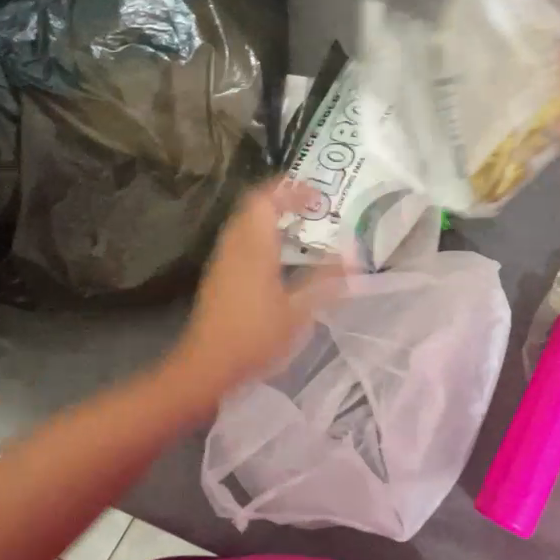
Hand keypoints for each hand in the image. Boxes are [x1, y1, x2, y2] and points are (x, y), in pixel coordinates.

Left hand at [158, 181, 335, 413]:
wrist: (205, 369)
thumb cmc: (254, 338)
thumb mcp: (299, 312)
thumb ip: (326, 280)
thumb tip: (354, 258)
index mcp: (254, 247)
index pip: (266, 199)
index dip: (291, 190)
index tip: (319, 196)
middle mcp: (235, 246)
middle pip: (252, 206)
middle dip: (282, 199)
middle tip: (312, 207)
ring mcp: (222, 261)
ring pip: (244, 222)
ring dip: (270, 217)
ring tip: (301, 228)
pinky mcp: (218, 276)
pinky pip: (241, 240)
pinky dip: (262, 235)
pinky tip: (280, 257)